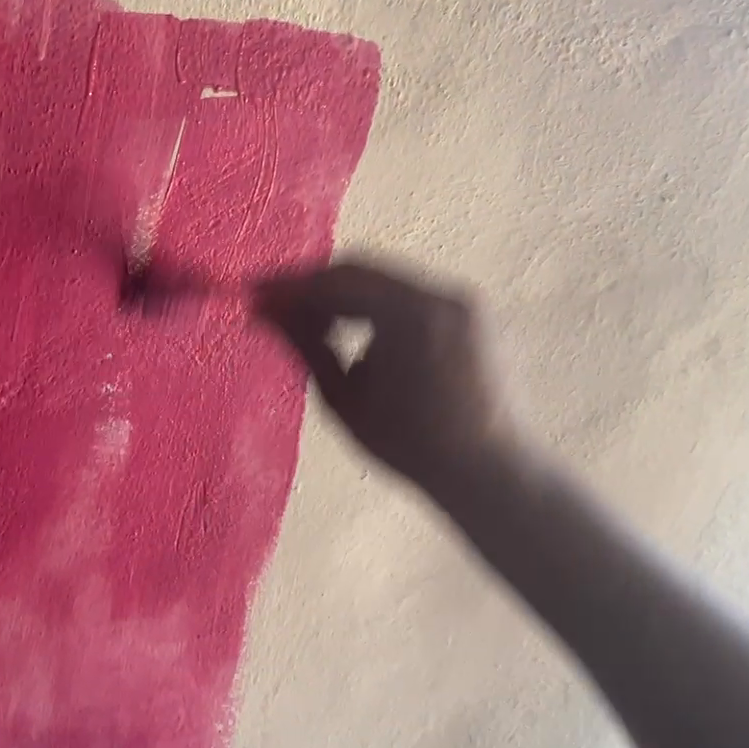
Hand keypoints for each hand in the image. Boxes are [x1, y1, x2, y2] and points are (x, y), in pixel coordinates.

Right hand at [253, 259, 519, 491]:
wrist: (495, 476)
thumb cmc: (412, 446)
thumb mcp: (343, 399)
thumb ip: (303, 345)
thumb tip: (262, 311)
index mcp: (412, 314)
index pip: (335, 281)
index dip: (289, 286)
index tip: (253, 295)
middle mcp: (441, 294)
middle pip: (360, 271)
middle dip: (313, 287)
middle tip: (274, 306)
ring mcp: (461, 300)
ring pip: (382, 280)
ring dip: (342, 296)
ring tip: (310, 325)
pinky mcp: (470, 313)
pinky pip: (407, 295)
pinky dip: (373, 306)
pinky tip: (352, 333)